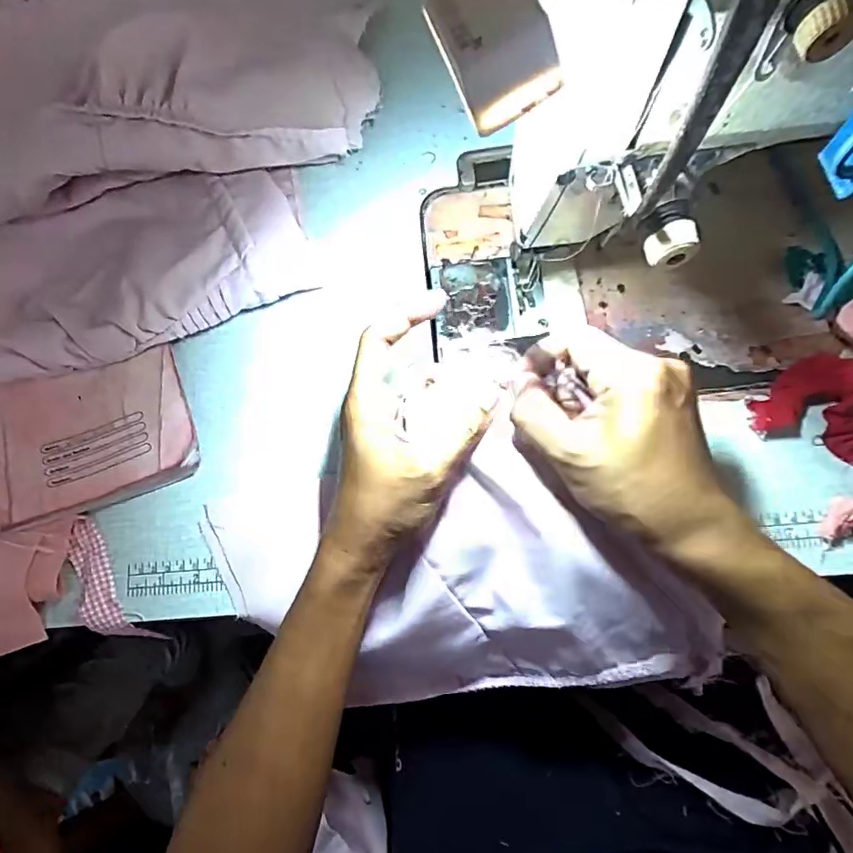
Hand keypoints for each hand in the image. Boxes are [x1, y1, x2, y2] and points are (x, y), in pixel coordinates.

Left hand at [325, 295, 498, 565]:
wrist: (360, 548)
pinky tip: (462, 406)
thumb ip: (462, 428)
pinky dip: (436, 397)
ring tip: (473, 371)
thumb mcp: (429, 467)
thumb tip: (493, 390)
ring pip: (406, 382)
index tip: (440, 303)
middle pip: (392, 354)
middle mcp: (368, 404)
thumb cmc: (385, 508)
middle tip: (467, 337)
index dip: (406, 314)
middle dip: (428, 340)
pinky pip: (412, 405)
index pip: (377, 338)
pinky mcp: (387, 440)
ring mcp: (377, 423)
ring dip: (438, 372)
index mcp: (367, 401)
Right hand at [511, 325, 743, 551]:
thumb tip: (519, 380)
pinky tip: (600, 431)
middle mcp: (660, 362)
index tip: (523, 387)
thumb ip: (532, 411)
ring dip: (582, 392)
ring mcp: (674, 378)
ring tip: (573, 429)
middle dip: (561, 380)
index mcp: (635, 370)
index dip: (540, 357)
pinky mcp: (678, 396)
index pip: (573, 338)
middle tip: (547, 417)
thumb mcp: (567, 453)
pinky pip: (628, 384)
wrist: (690, 524)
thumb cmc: (628, 491)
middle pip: (592, 354)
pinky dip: (606, 401)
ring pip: (608, 369)